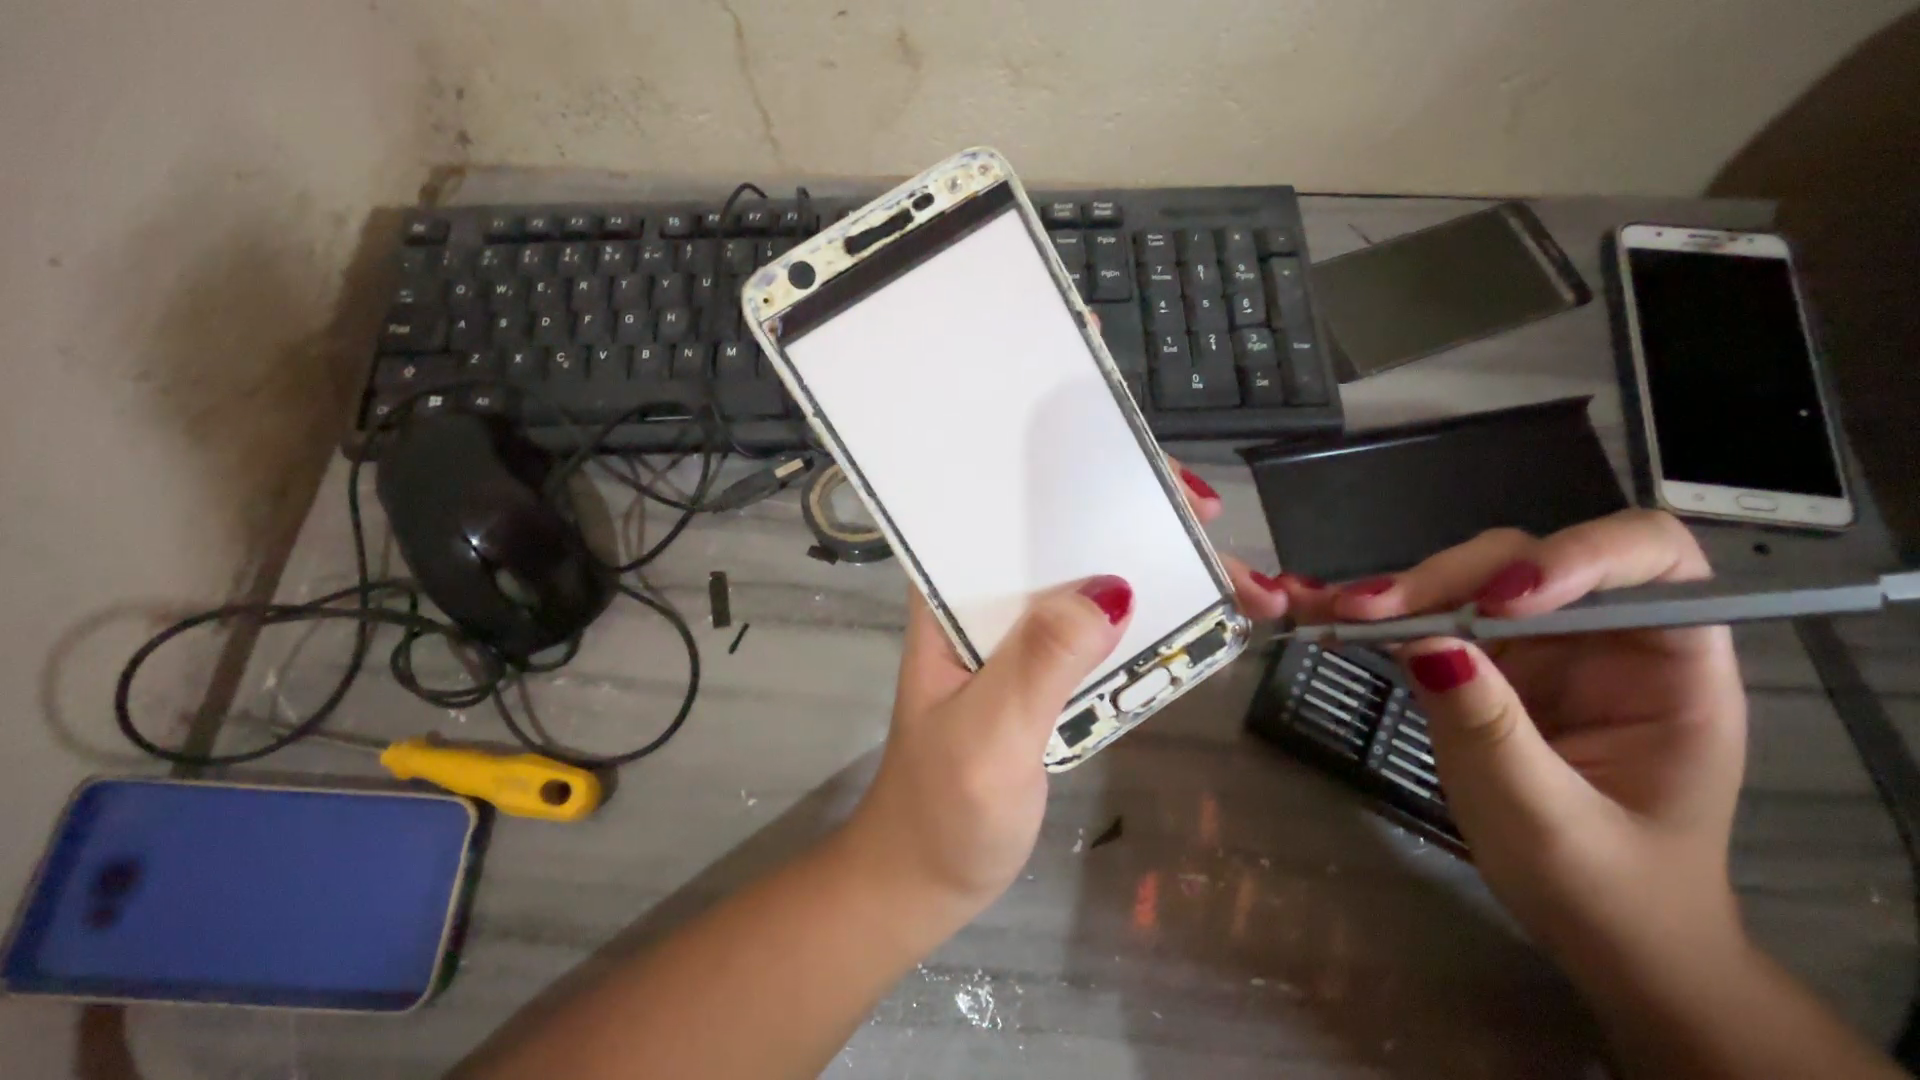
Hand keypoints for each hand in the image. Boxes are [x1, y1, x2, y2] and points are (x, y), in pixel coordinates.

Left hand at [843, 462, 1293, 921]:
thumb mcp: (988, 737)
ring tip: (1245, 583)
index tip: (1156, 482)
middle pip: (1066, 540)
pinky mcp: (1049, 675)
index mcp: (951, 595)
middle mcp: (986, 603)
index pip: (1009, 508)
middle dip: (1143, 525)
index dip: (1080, 480)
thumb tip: (1113, 590)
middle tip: (1220, 527)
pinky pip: (1107, 637)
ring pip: (1094, 586)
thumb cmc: (942, 811)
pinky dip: (1155, 629)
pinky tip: (1208, 625)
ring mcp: (1021, 640)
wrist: (928, 880)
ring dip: (1162, 576)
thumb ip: (1040, 664)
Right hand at [1320, 510, 1748, 973]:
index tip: (1501, 601)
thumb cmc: (1608, 893)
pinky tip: (1326, 613)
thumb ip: (1490, 730)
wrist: (1604, 938)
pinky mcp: (1492, 665)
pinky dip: (1381, 616)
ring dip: (1400, 592)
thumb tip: (1425, 642)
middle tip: (1364, 609)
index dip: (1578, 556)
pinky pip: (1435, 619)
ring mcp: (1544, 649)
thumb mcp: (1546, 823)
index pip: (1648, 561)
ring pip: (1470, 582)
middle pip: (1529, 563)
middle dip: (1448, 579)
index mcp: (1673, 667)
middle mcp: (1607, 638)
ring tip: (1327, 609)